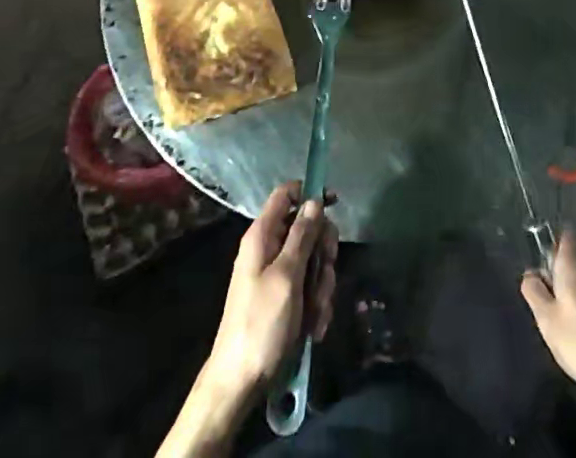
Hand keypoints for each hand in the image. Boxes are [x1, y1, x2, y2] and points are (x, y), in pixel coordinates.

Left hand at [159, 182, 338, 457]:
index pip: (286, 195)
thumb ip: (302, 235)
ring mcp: (278, 275)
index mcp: (262, 238)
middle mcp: (269, 250)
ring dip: (322, 285)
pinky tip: (315, 324)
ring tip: (315, 311)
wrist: (241, 381)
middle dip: (323, 252)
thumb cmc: (261, 324)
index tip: (334, 205)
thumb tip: (314, 200)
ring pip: (315, 260)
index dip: (310, 193)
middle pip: (309, 229)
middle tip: (324, 271)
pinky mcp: (286, 297)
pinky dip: (317, 303)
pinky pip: (312, 286)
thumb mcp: (287, 276)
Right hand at [522, 235, 575, 457]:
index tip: (541, 260)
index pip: (566, 239)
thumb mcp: (546, 319)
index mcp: (573, 269)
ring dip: (568, 288)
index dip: (553, 242)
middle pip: (572, 259)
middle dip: (557, 270)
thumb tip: (530, 275)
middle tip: (543, 297)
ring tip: (557, 315)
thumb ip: (534, 292)